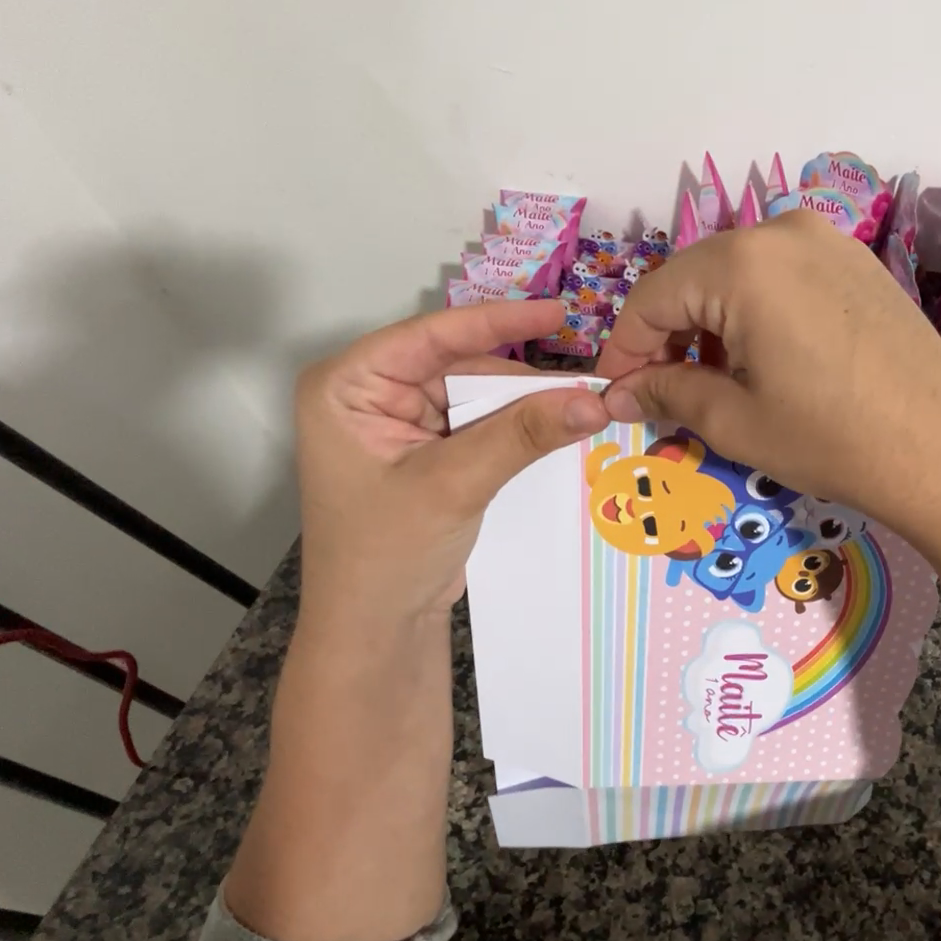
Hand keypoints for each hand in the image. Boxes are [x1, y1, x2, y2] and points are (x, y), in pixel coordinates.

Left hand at [294, 300, 608, 620]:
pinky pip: (483, 428)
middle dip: (522, 376)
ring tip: (582, 407)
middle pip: (460, 366)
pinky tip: (557, 430)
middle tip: (586, 379)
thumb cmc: (386, 554)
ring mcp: (402, 427)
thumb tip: (593, 402)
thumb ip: (522, 436)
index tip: (559, 312)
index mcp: (348, 387)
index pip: (431, 337)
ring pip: (478, 397)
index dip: (500, 322)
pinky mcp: (431, 456)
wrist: (378, 628)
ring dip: (526, 406)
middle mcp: (372, 396)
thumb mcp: (454, 484)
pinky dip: (518, 431)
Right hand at [593, 211, 940, 545]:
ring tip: (717, 384)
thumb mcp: (736, 422)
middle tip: (663, 394)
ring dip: (716, 326)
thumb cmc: (831, 441)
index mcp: (742, 262)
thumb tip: (621, 392)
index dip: (624, 349)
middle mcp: (785, 231)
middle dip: (671, 337)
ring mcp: (833, 244)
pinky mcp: (863, 267)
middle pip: (698, 280)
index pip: (653, 298)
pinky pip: (789, 281)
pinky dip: (762, 317)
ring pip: (744, 278)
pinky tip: (769, 363)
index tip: (615, 392)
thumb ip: (668, 393)